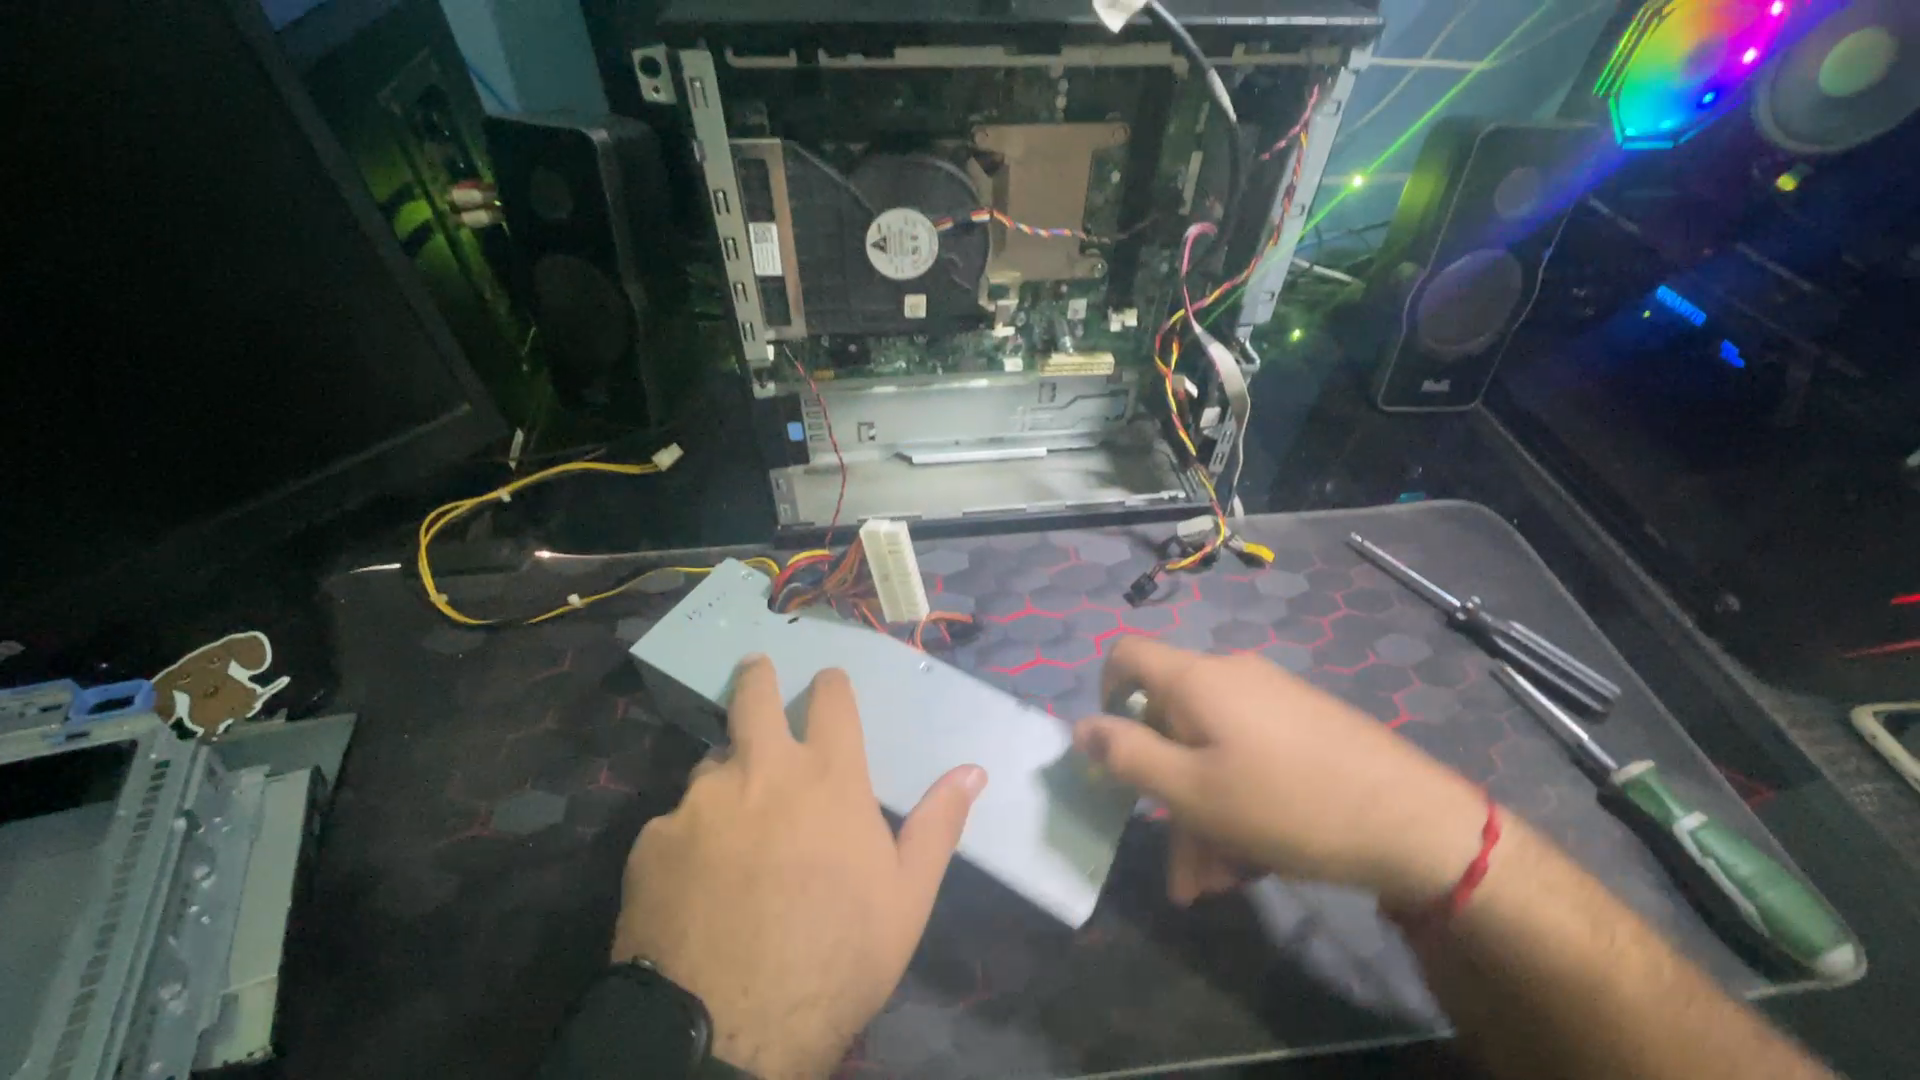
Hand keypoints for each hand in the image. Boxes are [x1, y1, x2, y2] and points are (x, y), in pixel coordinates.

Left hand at [612, 657, 986, 1079]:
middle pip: (753, 696)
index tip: (827, 682)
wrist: (731, 1029)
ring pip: (711, 764)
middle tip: (756, 670)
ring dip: (726, 776)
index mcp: (828, 779)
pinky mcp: (653, 839)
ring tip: (732, 819)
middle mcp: (761, 770)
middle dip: (757, 677)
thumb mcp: (907, 897)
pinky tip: (696, 880)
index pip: (830, 701)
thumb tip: (973, 770)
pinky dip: (688, 836)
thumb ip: (938, 825)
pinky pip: (675, 823)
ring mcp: (700, 801)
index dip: (830, 685)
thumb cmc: (837, 958)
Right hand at [1075, 638, 1484, 908]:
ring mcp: (1273, 701)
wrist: (1416, 823)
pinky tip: (1251, 862)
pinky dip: (1237, 802)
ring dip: (1202, 814)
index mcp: (1196, 680)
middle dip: (1163, 790)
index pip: (1126, 655)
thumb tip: (1080, 727)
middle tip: (1177, 861)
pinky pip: (1249, 758)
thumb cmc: (1286, 803)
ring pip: (1211, 752)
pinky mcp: (1305, 727)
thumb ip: (1127, 756)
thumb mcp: (1192, 791)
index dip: (1104, 694)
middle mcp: (1232, 677)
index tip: (1112, 751)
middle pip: (1171, 721)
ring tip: (1215, 882)